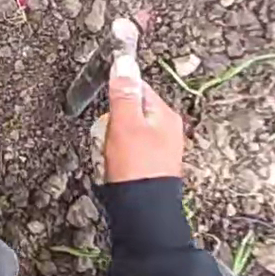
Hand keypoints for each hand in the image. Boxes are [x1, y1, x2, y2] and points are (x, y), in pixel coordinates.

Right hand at [104, 52, 184, 182]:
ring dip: (113, 138)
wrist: (143, 213)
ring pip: (126, 129)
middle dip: (113, 120)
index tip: (107, 106)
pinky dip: (117, 153)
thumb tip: (124, 62)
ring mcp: (160, 148)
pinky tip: (114, 164)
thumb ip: (124, 93)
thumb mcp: (124, 123)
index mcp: (165, 115)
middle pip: (131, 109)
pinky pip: (128, 147)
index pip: (138, 87)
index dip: (118, 94)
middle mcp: (167, 129)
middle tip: (110, 135)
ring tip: (111, 153)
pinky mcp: (150, 164)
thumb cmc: (136, 168)